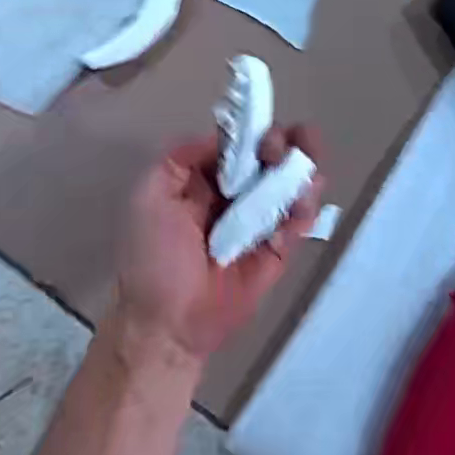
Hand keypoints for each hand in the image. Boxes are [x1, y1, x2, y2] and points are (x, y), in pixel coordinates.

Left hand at [107, 126, 324, 363]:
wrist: (169, 323)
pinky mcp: (282, 246)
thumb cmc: (154, 258)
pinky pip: (302, 219)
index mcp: (210, 176)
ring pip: (298, 181)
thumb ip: (180, 156)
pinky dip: (305, 210)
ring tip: (301, 181)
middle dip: (290, 145)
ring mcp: (264, 217)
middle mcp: (241, 191)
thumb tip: (226, 136)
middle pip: (279, 154)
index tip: (262, 136)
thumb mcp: (150, 196)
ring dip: (304, 173)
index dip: (258, 131)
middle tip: (281, 156)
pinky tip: (296, 214)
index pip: (244, 141)